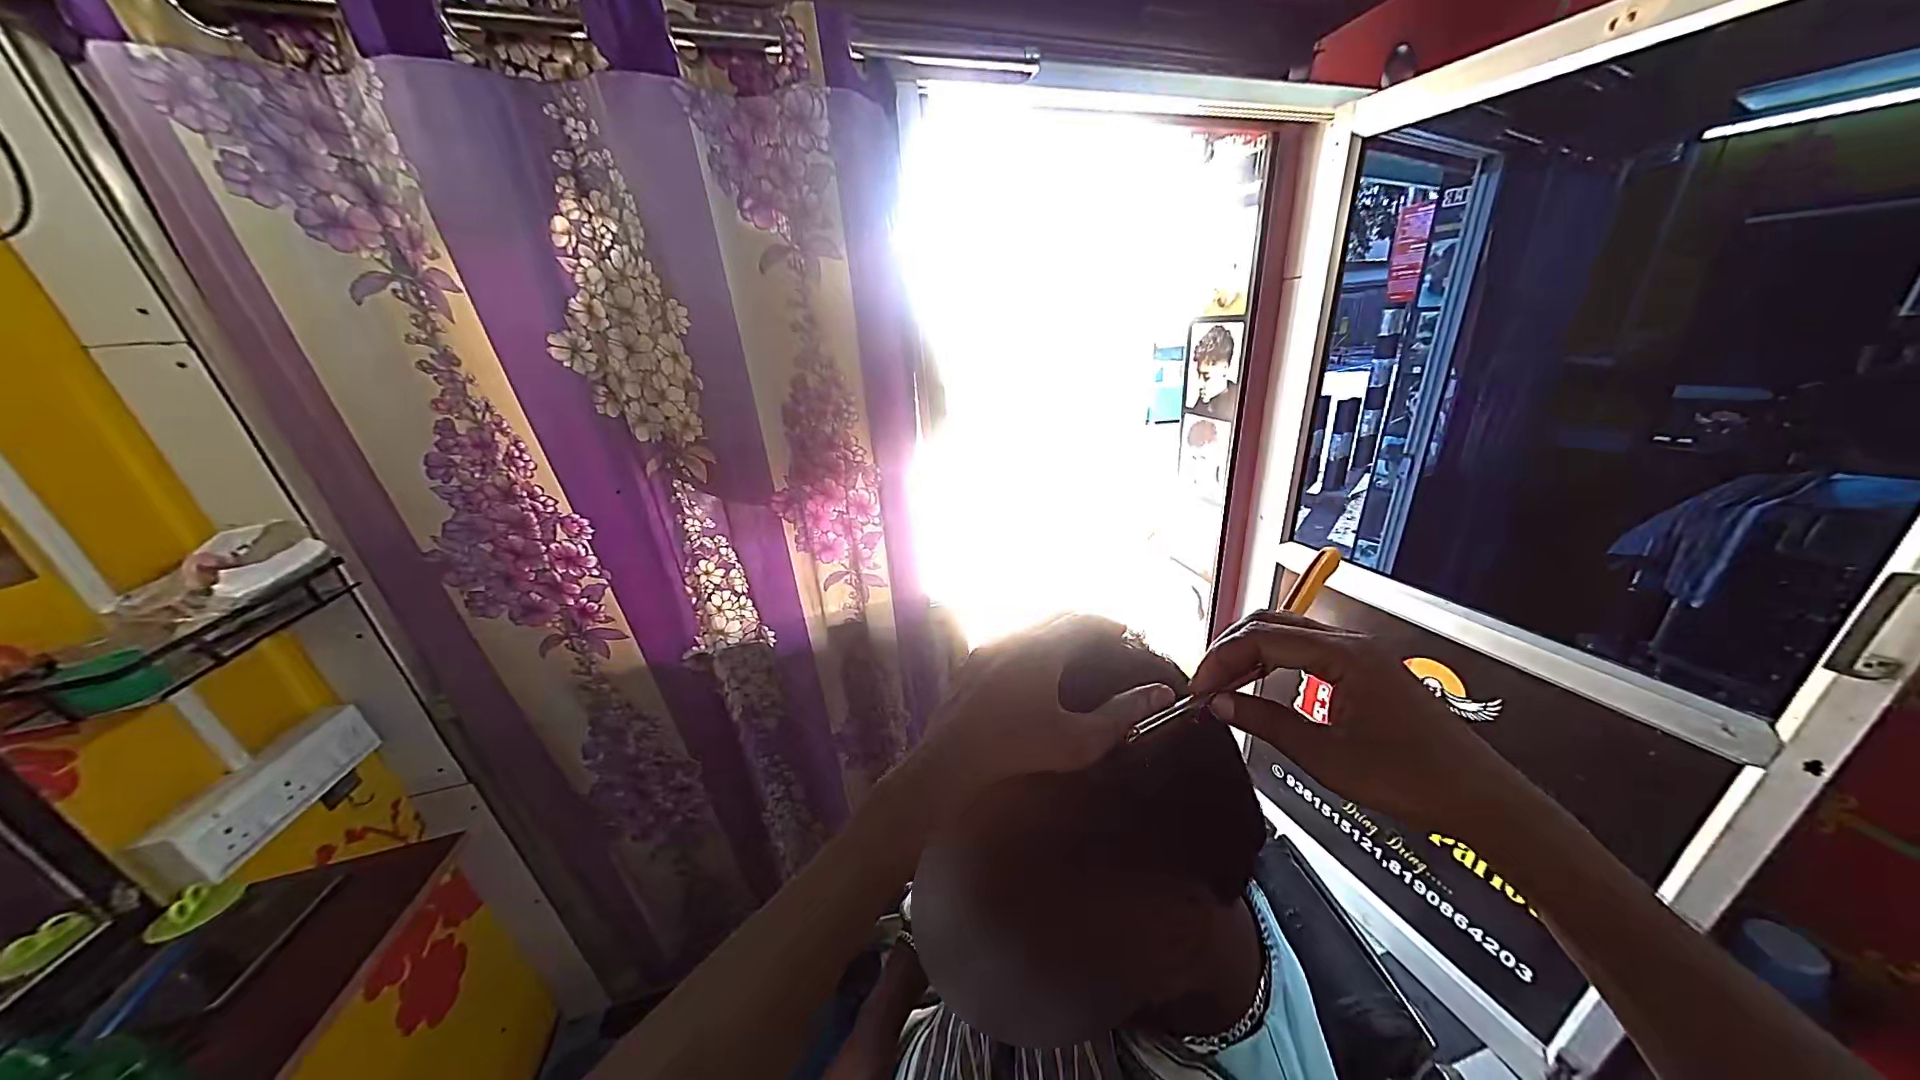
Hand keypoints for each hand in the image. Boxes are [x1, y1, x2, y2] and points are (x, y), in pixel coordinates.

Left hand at [904, 614, 1174, 810]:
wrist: (952, 757)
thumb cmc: (1019, 749)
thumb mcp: (1078, 739)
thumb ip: (1122, 715)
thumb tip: (1161, 694)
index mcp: (1042, 650)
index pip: (1082, 622)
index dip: (1106, 622)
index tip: (1123, 629)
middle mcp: (1013, 639)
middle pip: (1054, 617)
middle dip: (1082, 621)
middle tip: (1102, 632)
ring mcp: (987, 649)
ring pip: (1027, 626)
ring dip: (1053, 629)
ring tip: (1070, 645)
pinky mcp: (970, 663)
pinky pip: (1007, 640)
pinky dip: (1028, 642)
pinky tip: (1030, 663)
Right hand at [1192, 611, 1531, 836]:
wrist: (1477, 799)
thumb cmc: (1415, 778)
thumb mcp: (1323, 754)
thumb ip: (1264, 721)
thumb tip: (1221, 704)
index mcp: (1345, 655)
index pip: (1261, 638)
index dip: (1221, 660)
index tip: (1199, 686)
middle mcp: (1352, 644)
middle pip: (1270, 624)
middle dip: (1229, 649)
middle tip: (1204, 681)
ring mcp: (1359, 654)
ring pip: (1285, 632)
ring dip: (1249, 653)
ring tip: (1223, 682)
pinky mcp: (1363, 670)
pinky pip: (1305, 650)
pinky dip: (1272, 661)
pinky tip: (1258, 684)